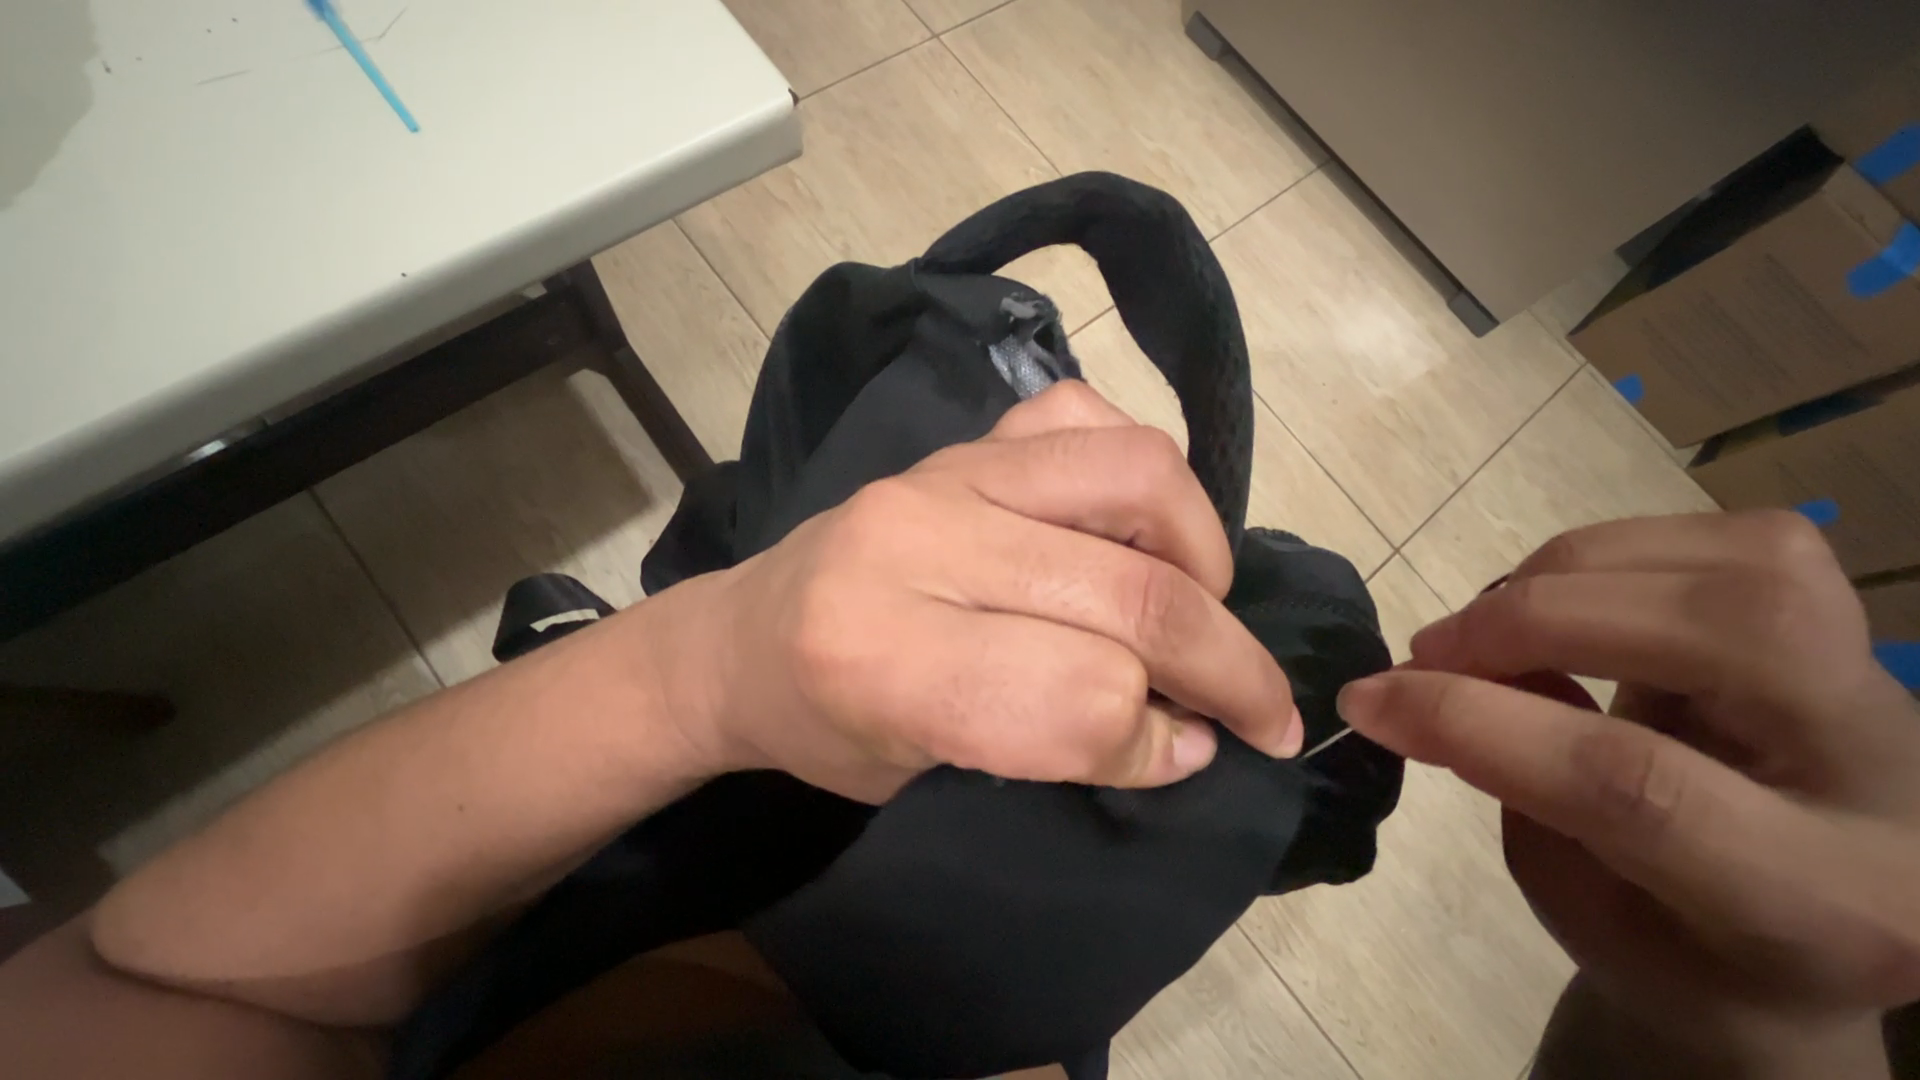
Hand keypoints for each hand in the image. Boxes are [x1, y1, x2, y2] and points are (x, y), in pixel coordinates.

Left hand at [654, 381, 1301, 803]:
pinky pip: (1083, 418)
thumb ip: (1056, 753)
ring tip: (1197, 607)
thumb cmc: (823, 728)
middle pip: (1129, 595)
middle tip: (1259, 712)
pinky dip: (1140, 472)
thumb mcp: (923, 779)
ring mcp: (944, 473)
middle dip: (1225, 667)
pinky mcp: (961, 442)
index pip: (1080, 697)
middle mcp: (917, 541)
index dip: (1159, 739)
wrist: (742, 640)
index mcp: (883, 659)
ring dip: (1201, 554)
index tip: (1196, 754)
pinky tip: (1135, 529)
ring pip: (1136, 477)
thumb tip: (1190, 732)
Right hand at [1334, 512, 1919, 1062]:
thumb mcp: (1569, 896)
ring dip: (1565, 574)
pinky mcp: (1853, 632)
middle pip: (1724, 632)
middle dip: (1531, 620)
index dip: (1475, 722)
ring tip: (1491, 624)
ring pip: (1745, 566)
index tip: (1366, 700)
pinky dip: (1609, 555)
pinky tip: (1560, 600)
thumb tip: (1426, 679)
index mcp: (1816, 902)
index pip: (1634, 783)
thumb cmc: (1667, 941)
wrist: (1800, 923)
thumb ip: (1511, 784)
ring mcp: (1887, 691)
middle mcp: (1888, 782)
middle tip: (1431, 650)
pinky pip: (1740, 541)